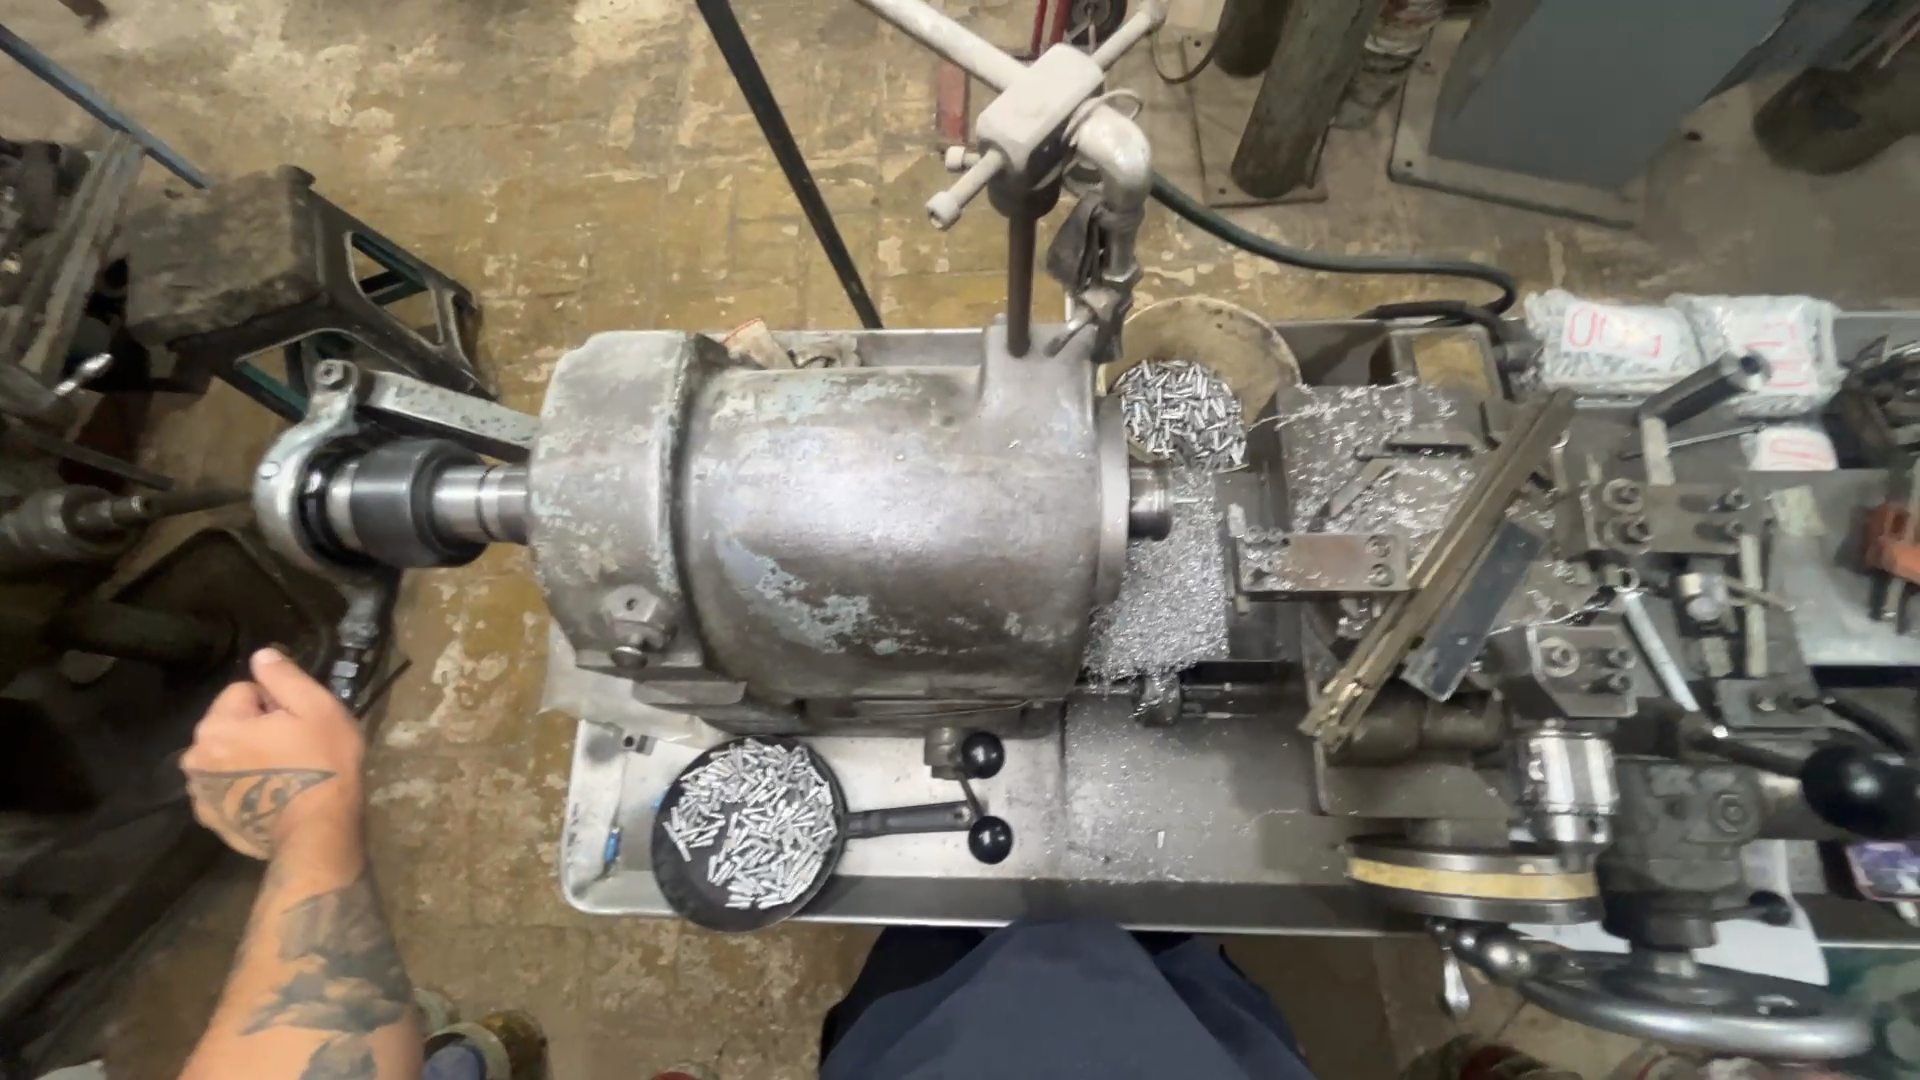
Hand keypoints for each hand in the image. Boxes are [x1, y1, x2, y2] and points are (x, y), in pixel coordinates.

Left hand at [182, 647, 364, 858]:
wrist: (315, 824)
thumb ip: (285, 679)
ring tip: (286, 770)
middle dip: (258, 727)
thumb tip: (262, 655)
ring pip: (226, 754)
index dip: (277, 700)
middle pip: (230, 723)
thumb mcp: (318, 708)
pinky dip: (243, 783)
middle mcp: (195, 754)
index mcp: (219, 724)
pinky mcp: (208, 815)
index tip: (300, 720)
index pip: (243, 690)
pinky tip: (272, 791)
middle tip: (297, 744)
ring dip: (249, 756)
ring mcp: (198, 789)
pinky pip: (224, 785)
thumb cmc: (322, 759)